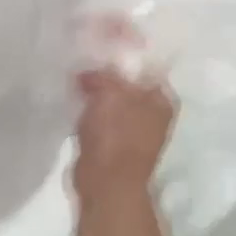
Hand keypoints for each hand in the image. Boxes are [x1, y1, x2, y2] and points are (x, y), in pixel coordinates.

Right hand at [72, 68, 174, 201]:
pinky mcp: (112, 144)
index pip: (145, 67)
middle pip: (126, 85)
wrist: (106, 183)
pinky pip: (98, 120)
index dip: (121, 58)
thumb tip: (87, 71)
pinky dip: (87, 115)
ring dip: (94, 96)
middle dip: (104, 77)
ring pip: (111, 103)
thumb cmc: (115, 137)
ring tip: (73, 85)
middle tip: (80, 66)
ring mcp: (133, 130)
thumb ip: (102, 76)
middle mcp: (153, 113)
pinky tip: (73, 108)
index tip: (97, 51)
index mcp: (163, 99)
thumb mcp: (109, 95)